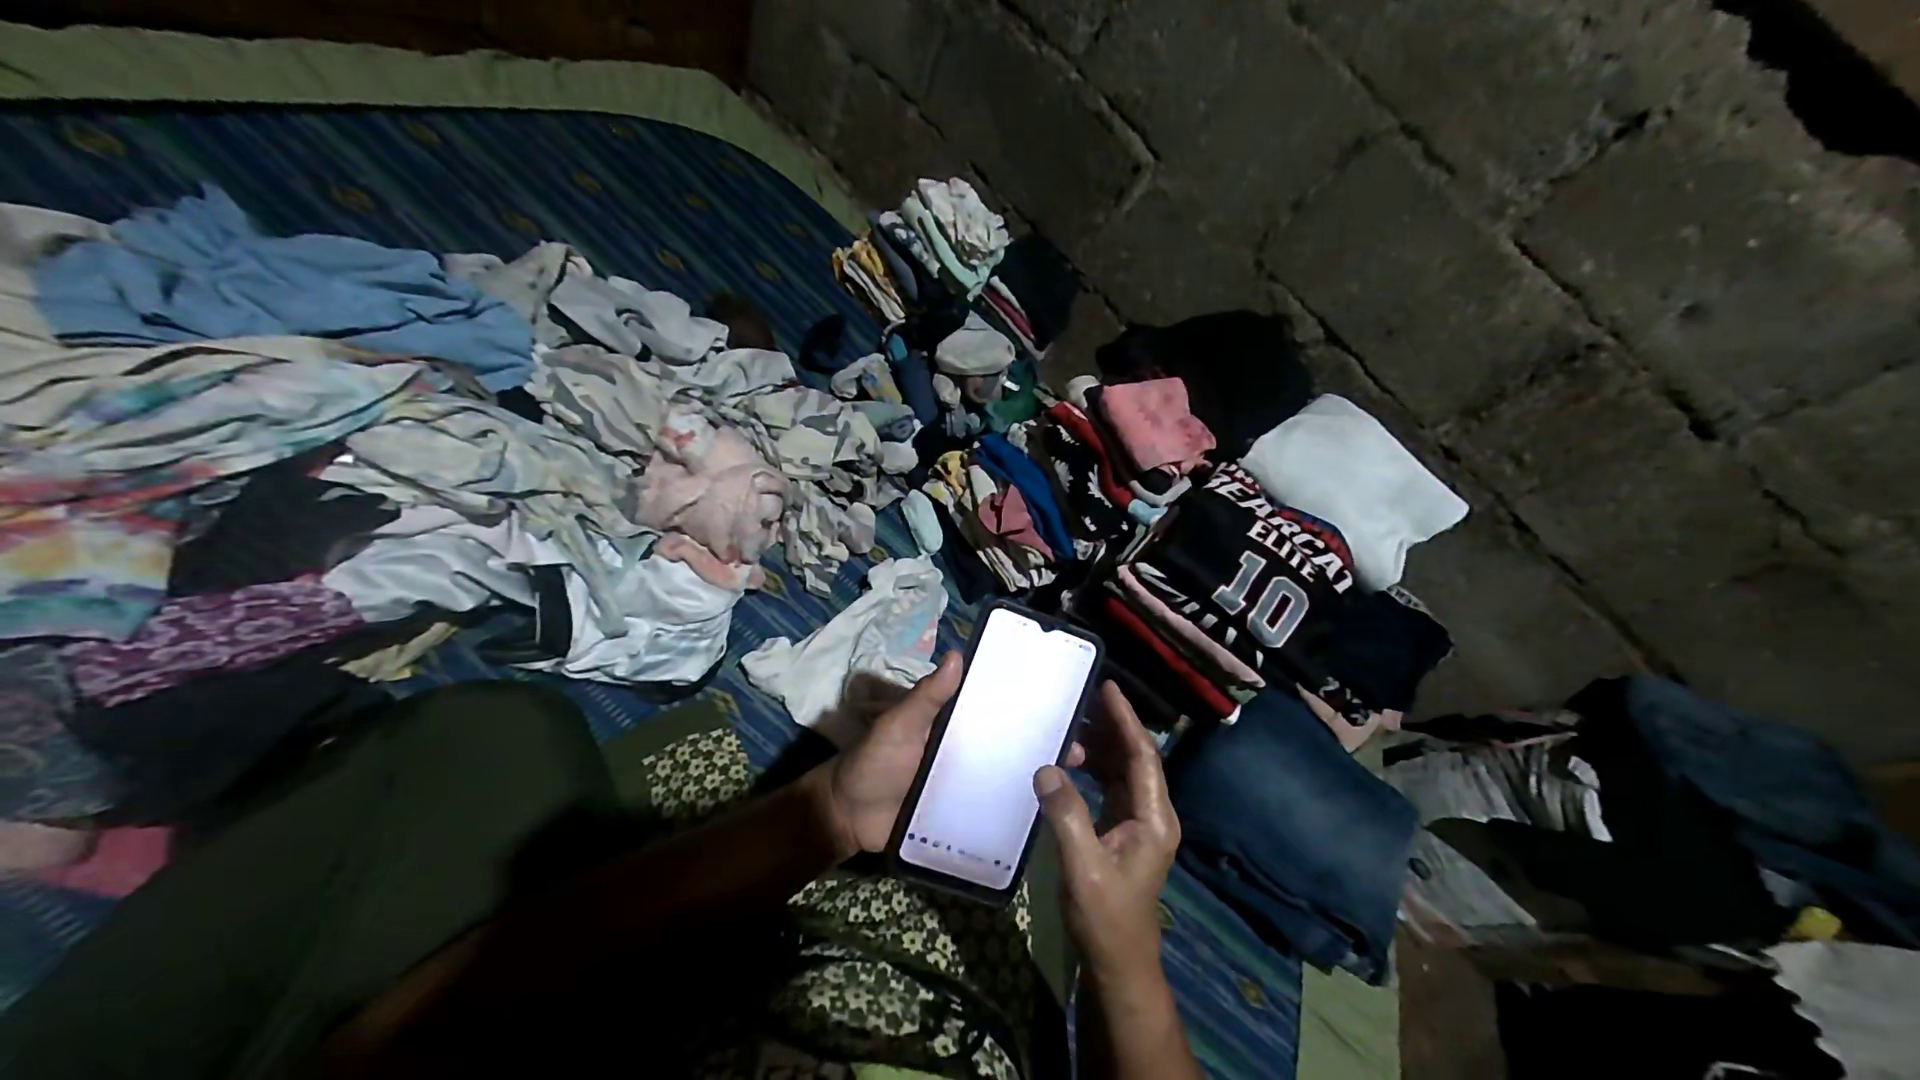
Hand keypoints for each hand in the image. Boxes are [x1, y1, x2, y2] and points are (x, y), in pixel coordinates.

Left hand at [808, 651, 1088, 859]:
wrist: (848, 816)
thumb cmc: (872, 760)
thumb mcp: (898, 725)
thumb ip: (926, 697)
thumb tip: (956, 654)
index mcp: (954, 722)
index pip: (996, 708)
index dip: (1026, 704)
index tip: (1061, 701)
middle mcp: (966, 750)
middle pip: (1010, 743)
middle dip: (1043, 743)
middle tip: (1078, 747)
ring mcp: (966, 783)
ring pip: (1007, 776)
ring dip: (1036, 776)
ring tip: (1071, 779)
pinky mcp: (962, 814)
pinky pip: (993, 810)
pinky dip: (1015, 810)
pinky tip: (1044, 813)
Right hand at [1033, 681, 1180, 979]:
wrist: (1118, 962)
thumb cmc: (1106, 917)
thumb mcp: (1082, 866)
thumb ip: (1066, 815)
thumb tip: (1047, 767)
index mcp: (1153, 818)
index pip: (1142, 755)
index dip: (1126, 719)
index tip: (1108, 687)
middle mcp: (1151, 813)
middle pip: (1134, 756)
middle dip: (1111, 725)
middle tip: (1080, 696)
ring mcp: (1138, 821)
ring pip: (1121, 769)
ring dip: (1098, 746)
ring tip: (1067, 728)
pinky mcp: (1122, 829)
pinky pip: (1109, 785)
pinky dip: (1091, 768)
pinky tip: (1067, 761)